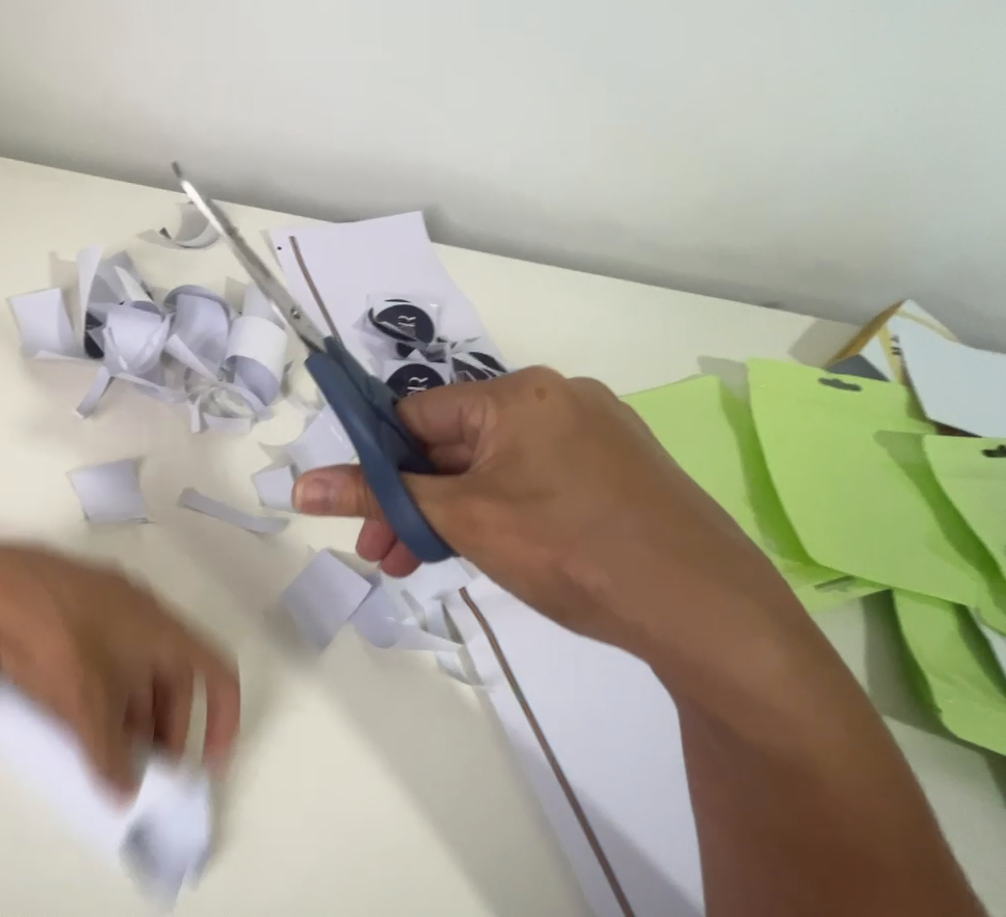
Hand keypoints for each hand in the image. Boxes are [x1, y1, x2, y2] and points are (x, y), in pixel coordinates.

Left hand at [0, 544, 239, 795]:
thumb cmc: (52, 639)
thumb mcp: (85, 705)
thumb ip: (110, 755)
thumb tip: (123, 792)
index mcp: (161, 626)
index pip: (218, 673)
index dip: (222, 722)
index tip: (206, 764)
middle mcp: (141, 608)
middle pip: (173, 675)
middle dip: (165, 726)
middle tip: (143, 767)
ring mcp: (104, 600)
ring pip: (135, 664)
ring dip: (132, 710)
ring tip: (108, 747)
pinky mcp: (71, 601)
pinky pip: (106, 649)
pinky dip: (104, 686)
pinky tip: (77, 712)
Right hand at [292, 367, 806, 666]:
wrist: (709, 613)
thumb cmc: (570, 550)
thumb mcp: (459, 521)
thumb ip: (376, 496)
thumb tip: (297, 485)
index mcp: (517, 394)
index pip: (415, 413)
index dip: (378, 460)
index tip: (360, 510)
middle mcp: (556, 399)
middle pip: (451, 443)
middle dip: (410, 499)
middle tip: (383, 552)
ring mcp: (594, 435)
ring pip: (489, 467)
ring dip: (448, 512)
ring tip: (421, 564)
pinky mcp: (617, 472)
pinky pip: (531, 480)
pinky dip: (496, 511)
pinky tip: (485, 552)